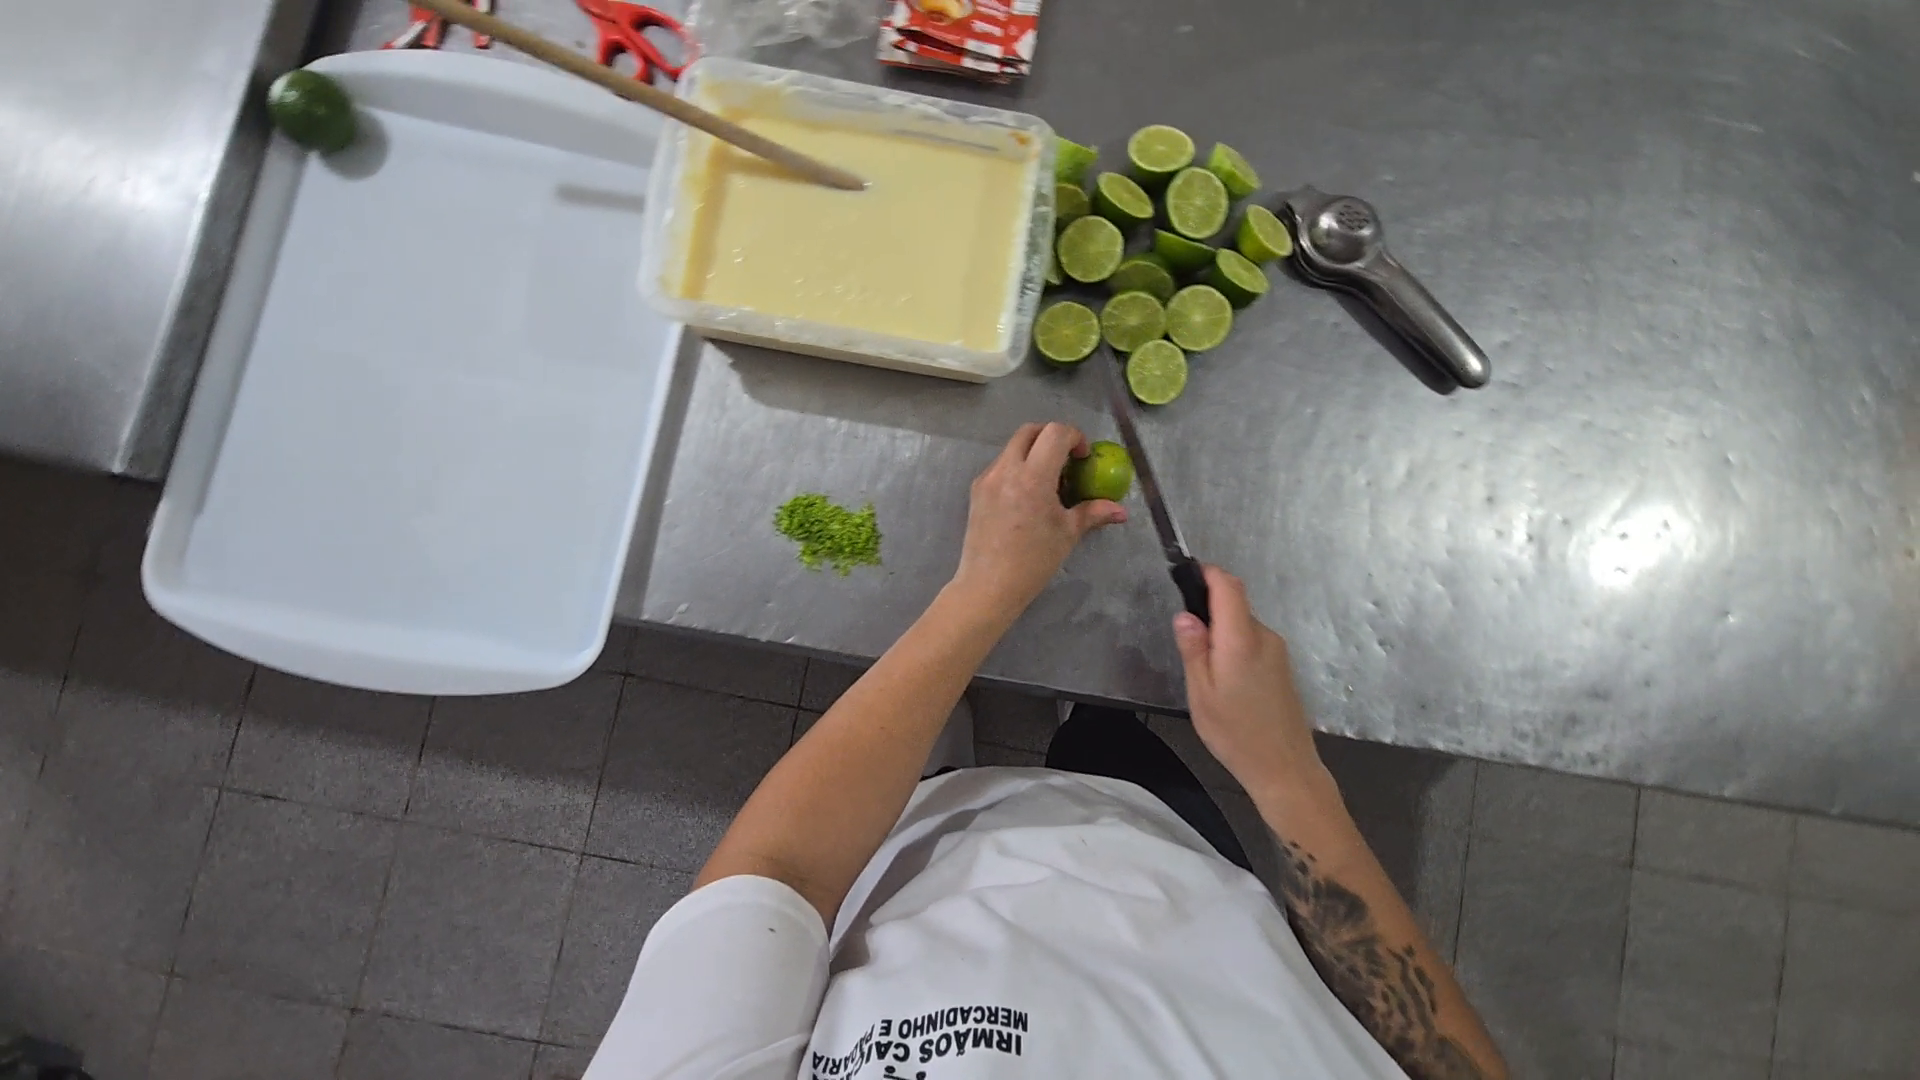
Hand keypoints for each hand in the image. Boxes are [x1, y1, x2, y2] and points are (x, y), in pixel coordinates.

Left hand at [951, 422, 1127, 618]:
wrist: (989, 585)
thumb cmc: (1033, 561)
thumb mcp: (1068, 534)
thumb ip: (1094, 513)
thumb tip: (1121, 511)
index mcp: (1032, 478)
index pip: (1055, 433)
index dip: (1074, 437)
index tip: (1083, 457)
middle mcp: (1006, 471)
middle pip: (1030, 431)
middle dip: (1052, 436)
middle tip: (1066, 459)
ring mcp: (987, 479)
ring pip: (1012, 448)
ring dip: (1033, 452)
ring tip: (1047, 481)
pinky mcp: (976, 490)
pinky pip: (999, 466)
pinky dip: (1017, 468)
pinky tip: (1026, 496)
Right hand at [1174, 565, 1332, 800]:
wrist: (1284, 768)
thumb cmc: (1235, 732)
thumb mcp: (1200, 692)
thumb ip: (1193, 649)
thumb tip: (1185, 615)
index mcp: (1242, 639)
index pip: (1229, 587)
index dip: (1209, 573)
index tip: (1187, 572)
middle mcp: (1265, 638)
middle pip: (1236, 604)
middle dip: (1209, 608)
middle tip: (1185, 638)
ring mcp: (1278, 652)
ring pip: (1244, 625)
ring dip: (1222, 631)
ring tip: (1202, 668)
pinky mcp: (1282, 667)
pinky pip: (1253, 642)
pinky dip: (1234, 646)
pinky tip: (1224, 678)